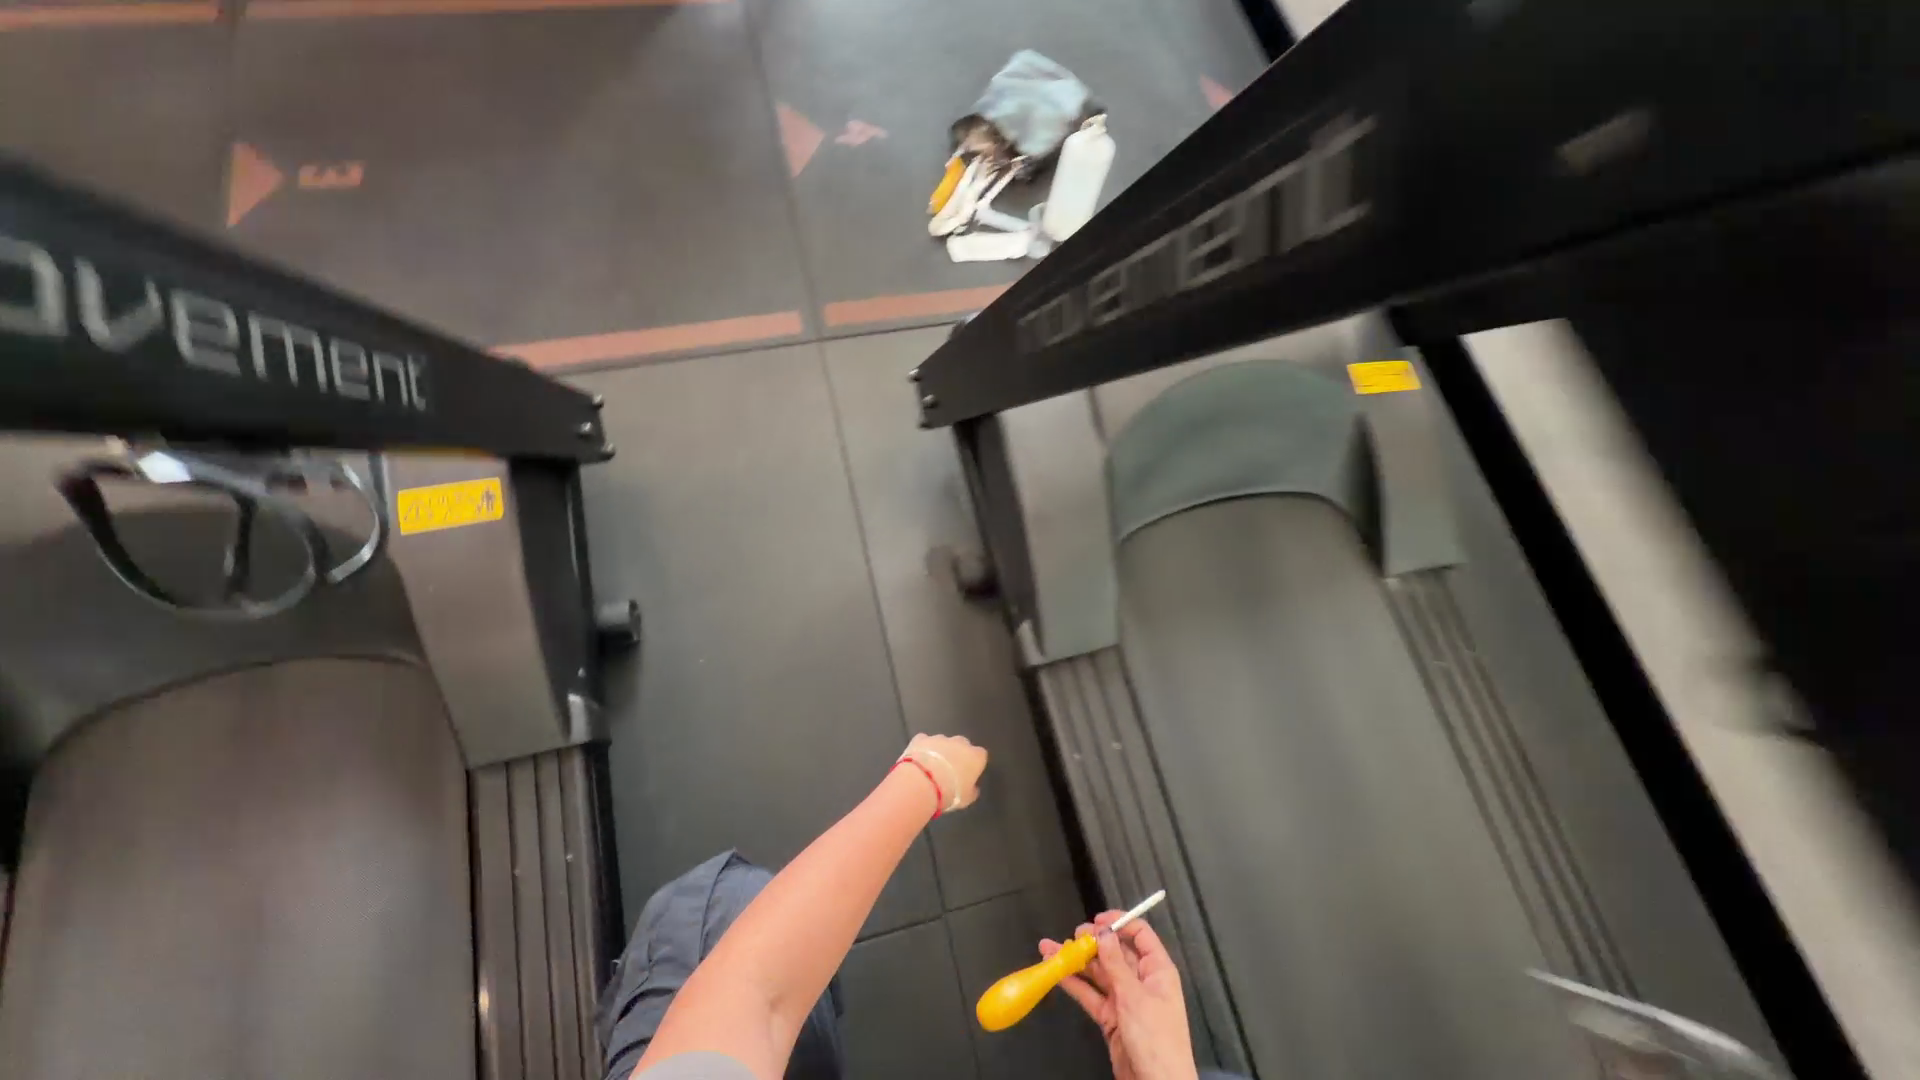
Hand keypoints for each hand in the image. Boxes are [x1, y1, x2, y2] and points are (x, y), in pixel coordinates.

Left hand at [901, 734, 987, 811]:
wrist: (923, 783)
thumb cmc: (950, 792)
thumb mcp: (966, 798)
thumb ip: (972, 791)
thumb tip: (973, 789)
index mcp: (976, 756)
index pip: (980, 755)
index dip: (974, 764)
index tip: (968, 774)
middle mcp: (960, 743)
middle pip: (962, 745)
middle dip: (957, 754)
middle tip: (949, 771)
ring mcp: (940, 738)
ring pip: (942, 742)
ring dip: (939, 751)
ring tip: (931, 768)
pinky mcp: (921, 739)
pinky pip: (924, 741)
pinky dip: (922, 748)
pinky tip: (918, 759)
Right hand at [1040, 912, 1198, 1079]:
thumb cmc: (1156, 1038)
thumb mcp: (1135, 997)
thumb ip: (1115, 963)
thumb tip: (1102, 931)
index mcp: (1157, 970)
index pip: (1139, 935)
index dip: (1119, 923)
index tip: (1096, 920)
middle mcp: (1141, 981)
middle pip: (1115, 952)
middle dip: (1092, 942)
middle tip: (1071, 937)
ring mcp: (1125, 999)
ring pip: (1098, 973)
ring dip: (1077, 961)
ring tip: (1050, 949)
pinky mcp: (1111, 1018)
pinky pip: (1090, 994)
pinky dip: (1073, 983)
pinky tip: (1056, 972)